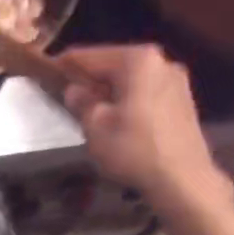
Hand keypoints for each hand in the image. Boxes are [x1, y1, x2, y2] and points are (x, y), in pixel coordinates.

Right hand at [57, 45, 233, 215]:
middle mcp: (161, 60)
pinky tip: (122, 124)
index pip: (91, 55)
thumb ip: (82, 104)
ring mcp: (176, 80)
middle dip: (93, 80)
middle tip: (72, 98)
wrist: (182, 179)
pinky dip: (131, 103)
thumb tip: (74, 90)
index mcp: (137, 60)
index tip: (49, 71)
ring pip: (133, 81)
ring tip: (97, 114)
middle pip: (116, 66)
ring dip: (113, 93)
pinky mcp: (184, 102)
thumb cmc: (134, 151)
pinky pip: (148, 95)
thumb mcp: (96, 130)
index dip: (67, 64)